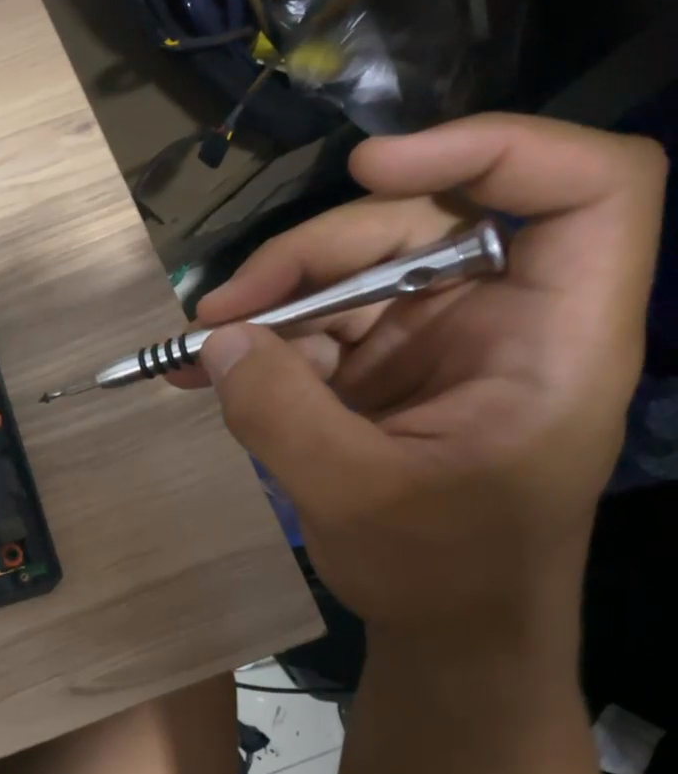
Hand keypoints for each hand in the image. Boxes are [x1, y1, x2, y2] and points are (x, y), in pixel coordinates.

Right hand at [185, 114, 666, 637]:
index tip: (371, 167)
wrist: (444, 625)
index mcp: (553, 336)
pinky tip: (199, 370)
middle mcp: (502, 319)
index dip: (491, 149)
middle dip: (310, 255)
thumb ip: (280, 411)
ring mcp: (435, 342)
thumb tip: (213, 341)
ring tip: (191, 350)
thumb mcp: (354, 492)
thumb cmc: (440, 567)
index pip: (582, 190)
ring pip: (350, 275)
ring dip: (266, 305)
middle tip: (219, 310)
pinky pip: (312, 330)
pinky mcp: (380, 371)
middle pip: (420, 225)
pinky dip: (254, 346)